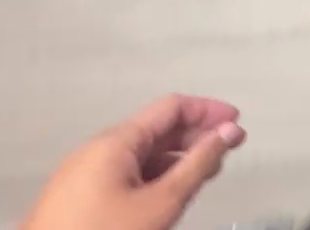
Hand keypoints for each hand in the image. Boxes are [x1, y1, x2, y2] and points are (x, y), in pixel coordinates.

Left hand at [20, 94, 246, 229]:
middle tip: (227, 154)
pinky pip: (123, 175)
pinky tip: (167, 196)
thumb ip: (200, 162)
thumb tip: (230, 130)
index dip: (209, 110)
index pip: (172, 107)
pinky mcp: (72, 202)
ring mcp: (79, 178)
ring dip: (177, 159)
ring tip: (203, 177)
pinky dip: (153, 176)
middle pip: (156, 129)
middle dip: (196, 137)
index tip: (238, 126)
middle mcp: (95, 151)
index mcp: (114, 143)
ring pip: (140, 155)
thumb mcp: (162, 202)